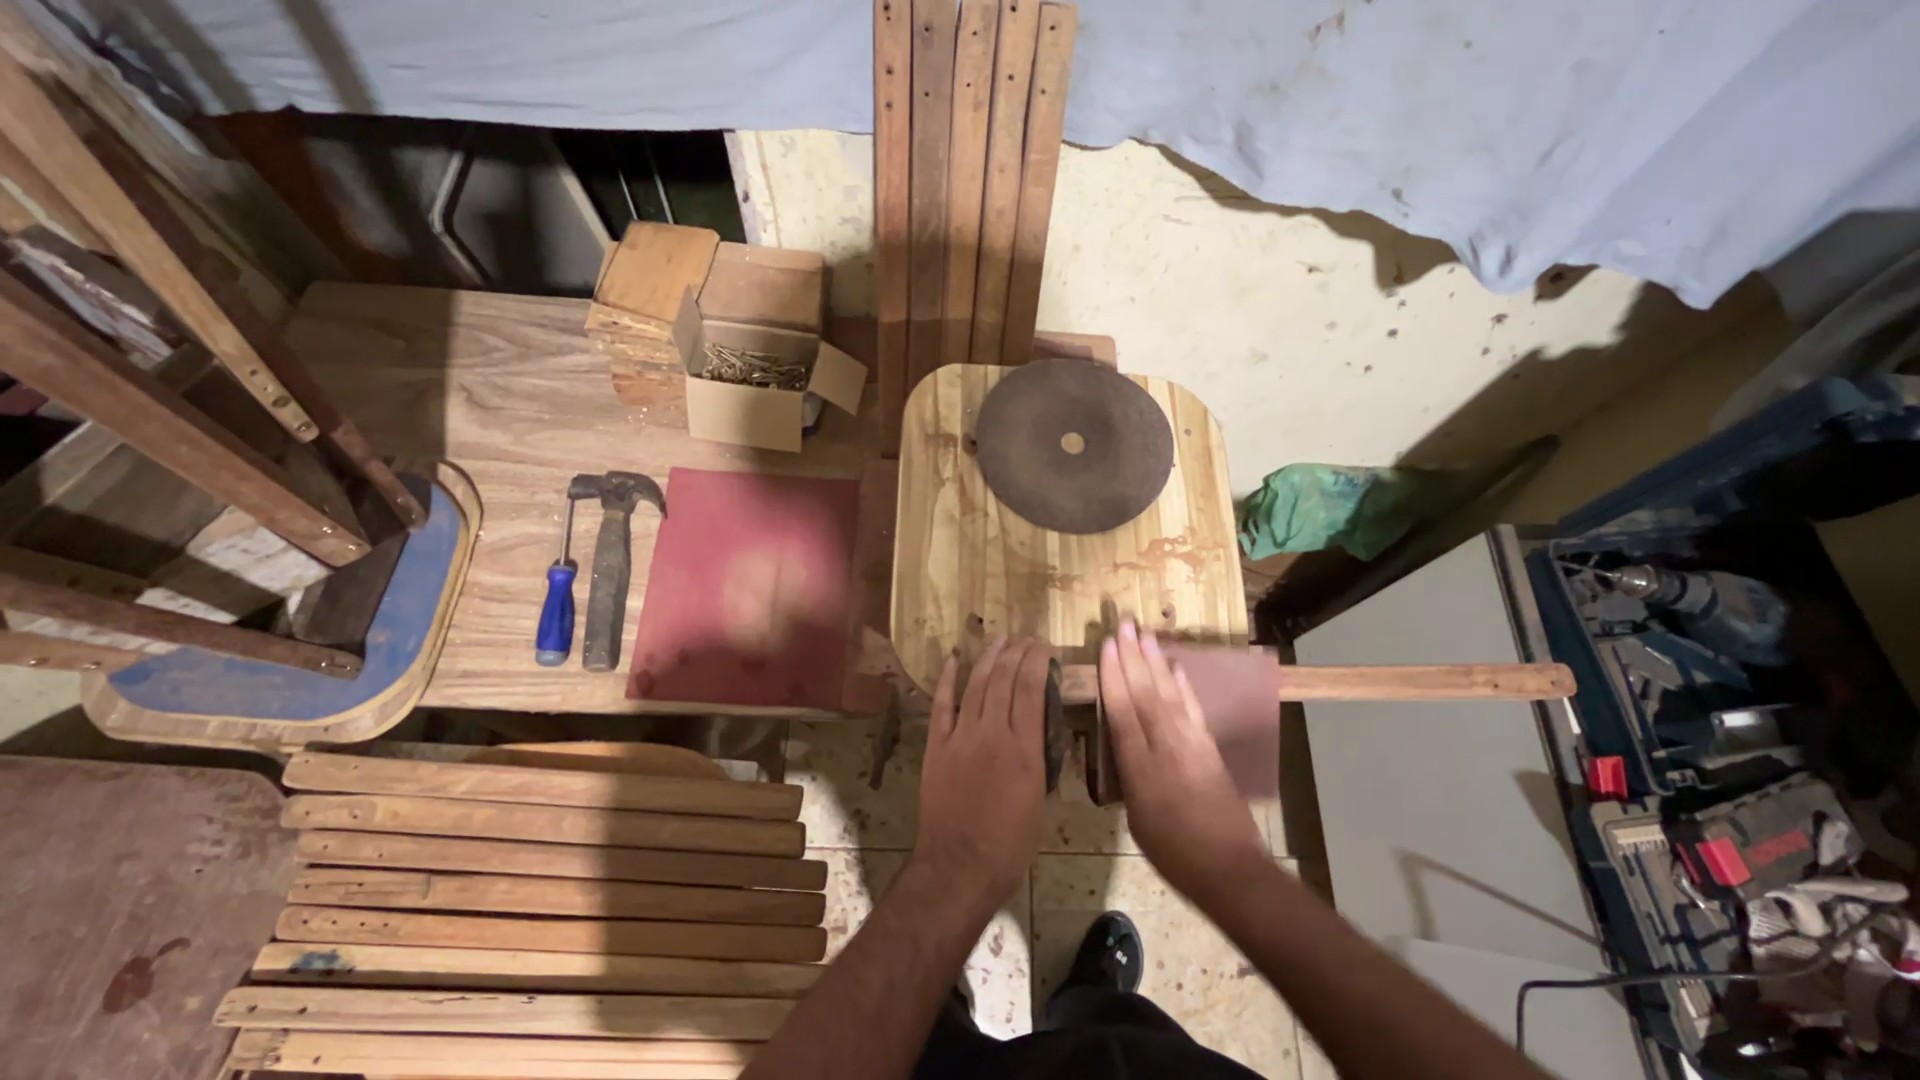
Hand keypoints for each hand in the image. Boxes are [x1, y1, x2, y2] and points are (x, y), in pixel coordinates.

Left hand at [912, 636, 1052, 903]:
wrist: (960, 865)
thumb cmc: (1010, 843)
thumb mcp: (1039, 800)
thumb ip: (1041, 760)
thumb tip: (1044, 732)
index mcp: (1023, 747)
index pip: (1031, 689)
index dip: (1038, 661)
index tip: (1044, 646)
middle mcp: (991, 733)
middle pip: (1003, 679)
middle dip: (1016, 653)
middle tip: (1025, 637)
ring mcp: (960, 737)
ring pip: (975, 685)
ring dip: (988, 658)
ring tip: (999, 639)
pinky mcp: (936, 747)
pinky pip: (941, 705)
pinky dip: (946, 680)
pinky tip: (952, 660)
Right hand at [1101, 620, 1268, 904]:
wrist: (1231, 869)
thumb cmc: (1174, 854)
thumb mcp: (1137, 820)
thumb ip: (1130, 779)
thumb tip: (1122, 749)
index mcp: (1141, 770)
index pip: (1123, 713)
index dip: (1113, 677)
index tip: (1107, 646)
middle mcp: (1166, 749)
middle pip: (1146, 694)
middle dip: (1133, 657)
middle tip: (1123, 624)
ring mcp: (1191, 746)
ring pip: (1169, 695)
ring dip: (1155, 662)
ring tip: (1145, 635)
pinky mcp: (1209, 749)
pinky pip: (1193, 709)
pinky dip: (1183, 686)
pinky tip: (1175, 667)